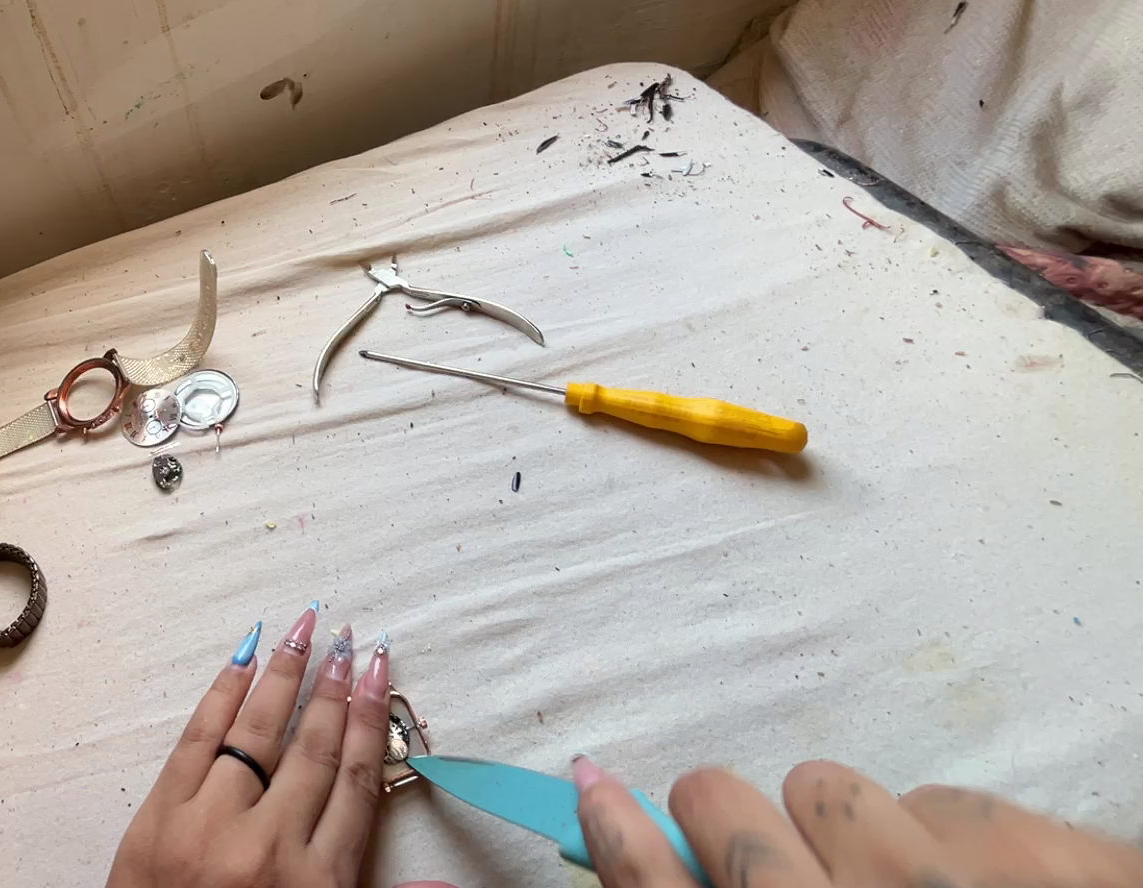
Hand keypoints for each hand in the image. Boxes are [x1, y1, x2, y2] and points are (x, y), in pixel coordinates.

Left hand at [106, 602, 392, 887]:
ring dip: (286, 673)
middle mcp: (270, 845)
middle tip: (348, 636)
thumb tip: (448, 885)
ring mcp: (211, 822)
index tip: (378, 671)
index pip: (355, 782)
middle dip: (333, 687)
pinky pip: (199, 735)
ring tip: (304, 629)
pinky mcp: (161, 811)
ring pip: (259, 729)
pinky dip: (223, 691)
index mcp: (319, 884)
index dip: (369, 720)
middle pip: (313, 747)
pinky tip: (244, 655)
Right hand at [572, 756, 1142, 887]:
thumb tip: (625, 828)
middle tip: (789, 866)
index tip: (593, 785)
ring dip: (866, 842)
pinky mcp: (1071, 870)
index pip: (656, 883)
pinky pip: (954, 800)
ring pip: (829, 787)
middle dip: (734, 824)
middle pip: (718, 802)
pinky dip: (975, 849)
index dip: (618, 833)